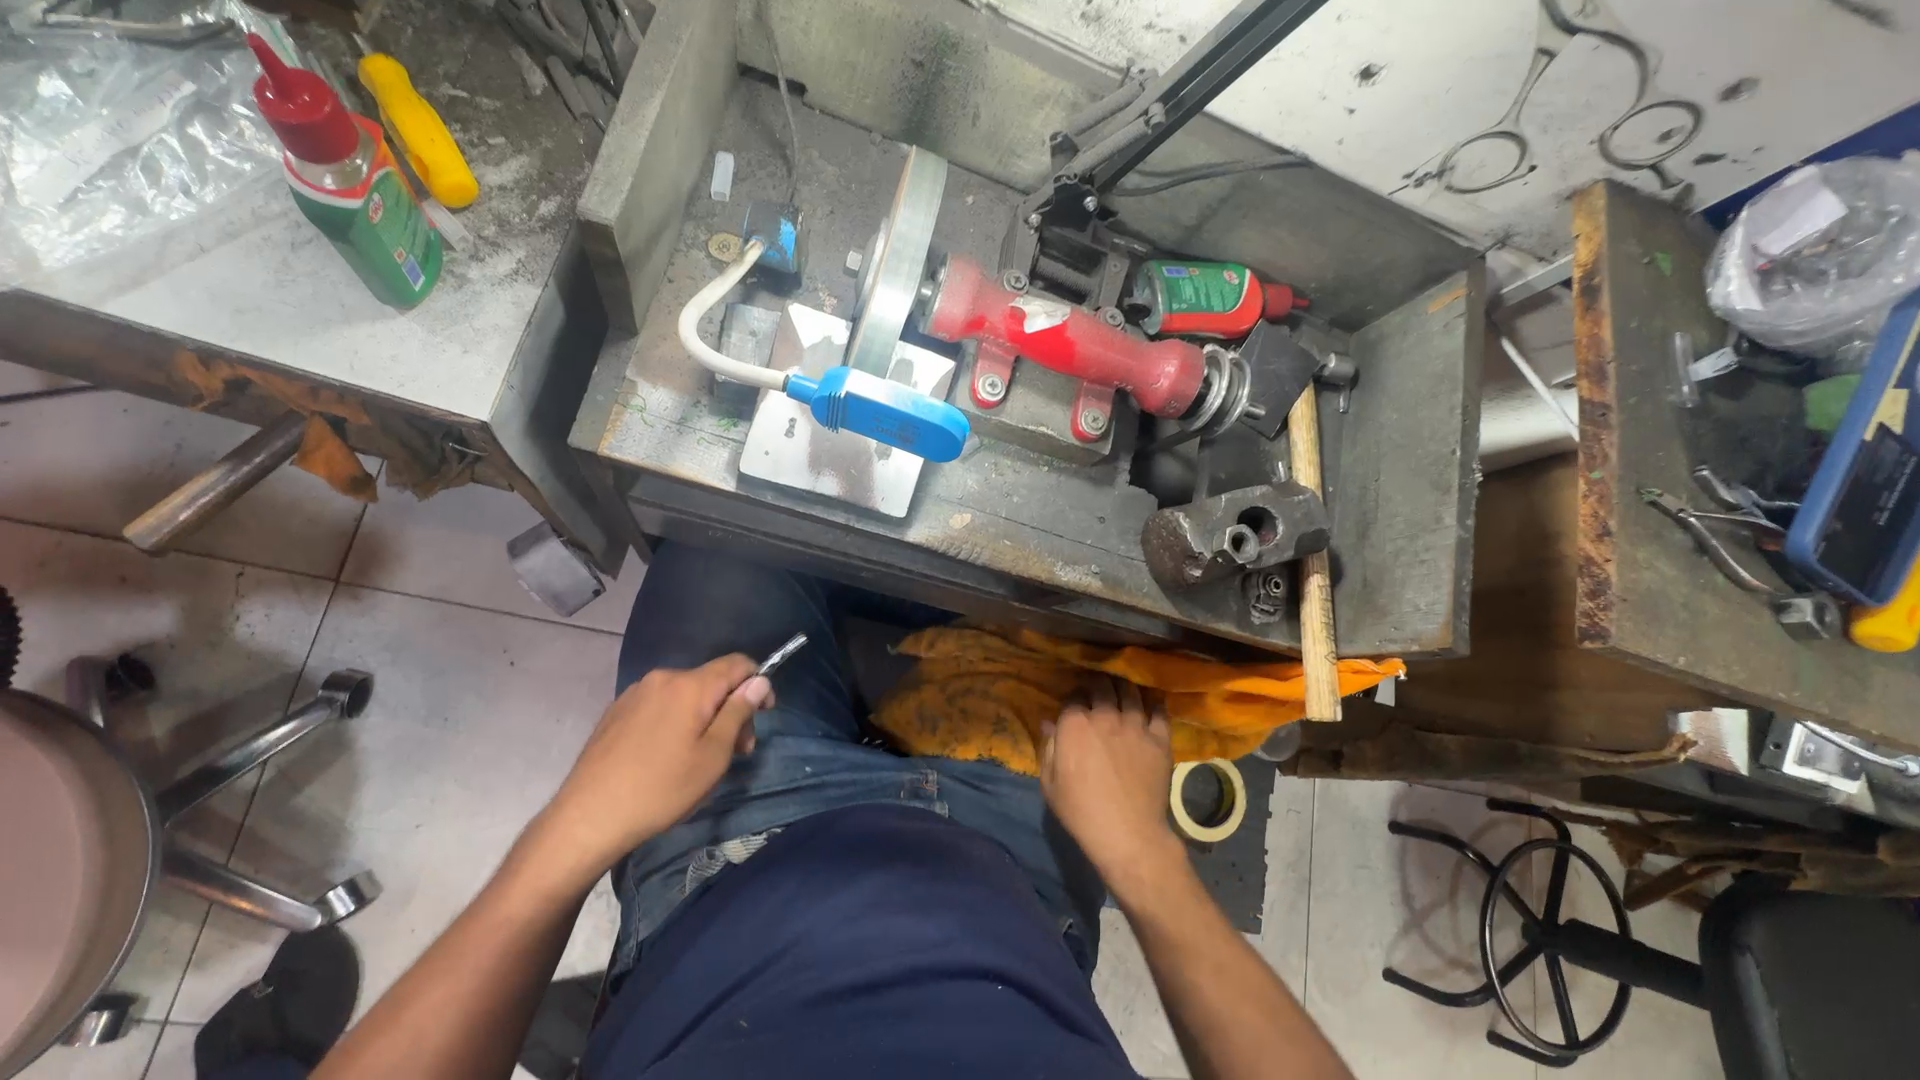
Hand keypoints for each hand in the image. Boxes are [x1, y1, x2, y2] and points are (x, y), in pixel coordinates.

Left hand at [528, 655, 772, 890]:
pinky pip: (660, 706)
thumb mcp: (713, 756)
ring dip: (704, 718)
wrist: (588, 818)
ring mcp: (634, 694)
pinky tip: (668, 758)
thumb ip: (738, 713)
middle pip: (711, 681)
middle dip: (731, 709)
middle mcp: (661, 679)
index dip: (758, 683)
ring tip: (701, 760)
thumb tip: (758, 681)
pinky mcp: (616, 713)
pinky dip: (677, 723)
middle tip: (736, 753)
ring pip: (685, 695)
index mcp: (689, 686)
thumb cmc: (661, 790)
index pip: (738, 663)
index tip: (763, 716)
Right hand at [1040, 676, 1184, 897]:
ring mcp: (1135, 726)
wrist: (1126, 832)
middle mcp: (1105, 717)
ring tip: (1123, 689)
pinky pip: (1160, 712)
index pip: (1073, 697)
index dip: (1074, 697)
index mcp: (1075, 725)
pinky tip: (1153, 704)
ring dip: (1125, 687)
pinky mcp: (1159, 739)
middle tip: (1099, 687)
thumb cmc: (1080, 811)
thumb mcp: (1050, 783)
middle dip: (1098, 683)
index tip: (1075, 702)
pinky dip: (1156, 704)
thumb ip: (1049, 748)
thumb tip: (1049, 722)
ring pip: (1131, 692)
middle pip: (1102, 686)